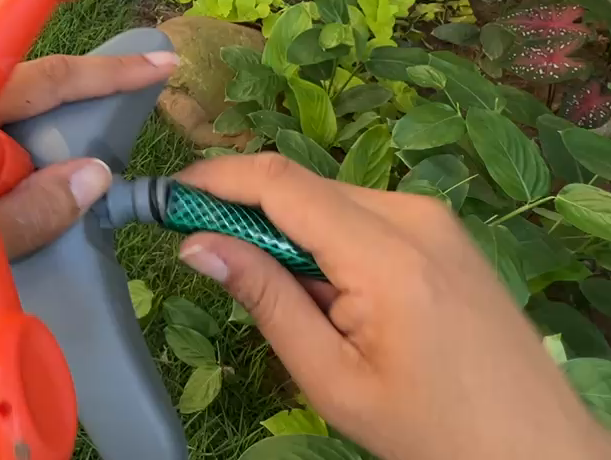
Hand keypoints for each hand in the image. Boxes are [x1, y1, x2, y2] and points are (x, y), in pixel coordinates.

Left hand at [0, 50, 177, 308]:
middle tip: (139, 106)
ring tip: (81, 177)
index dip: (107, 70)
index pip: (47, 76)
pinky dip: (25, 161)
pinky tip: (35, 188)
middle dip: (89, 99)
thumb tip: (99, 178)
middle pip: (36, 89)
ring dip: (54, 141)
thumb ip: (35, 210)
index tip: (160, 62)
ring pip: (17, 120)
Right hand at [174, 154, 610, 459]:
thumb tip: (195, 242)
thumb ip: (264, 299)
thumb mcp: (334, 382)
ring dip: (285, 225)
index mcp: (386, 254)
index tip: (169, 195)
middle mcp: (411, 213)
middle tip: (210, 252)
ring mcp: (432, 215)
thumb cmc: (435, 436)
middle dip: (244, 207)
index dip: (215, 177)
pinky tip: (332, 290)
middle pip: (299, 184)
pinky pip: (357, 210)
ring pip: (325, 195)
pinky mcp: (441, 227)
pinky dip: (322, 234)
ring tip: (290, 295)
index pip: (278, 181)